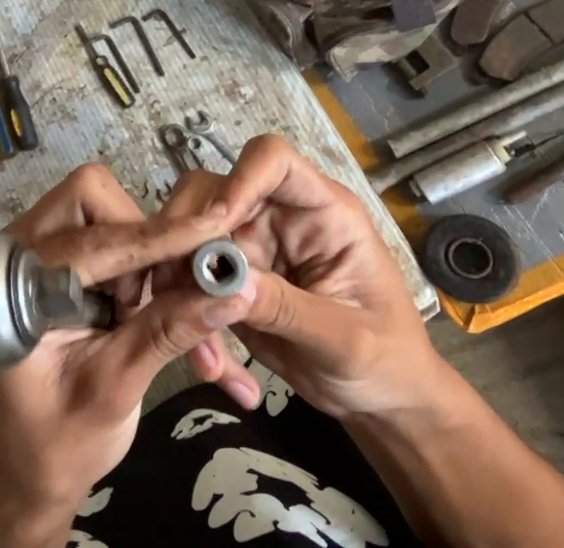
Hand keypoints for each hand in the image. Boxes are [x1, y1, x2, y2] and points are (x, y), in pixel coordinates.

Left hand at [0, 163, 259, 513]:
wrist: (35, 464)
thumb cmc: (61, 438)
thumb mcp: (116, 389)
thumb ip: (168, 333)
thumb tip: (234, 291)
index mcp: (12, 288)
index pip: (91, 244)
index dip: (157, 240)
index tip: (213, 231)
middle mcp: (16, 253)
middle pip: (90, 198)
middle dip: (141, 236)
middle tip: (162, 294)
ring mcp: (34, 249)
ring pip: (104, 209)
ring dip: (143, 252)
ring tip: (149, 313)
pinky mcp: (56, 256)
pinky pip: (107, 230)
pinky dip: (138, 260)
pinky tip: (146, 305)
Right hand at [159, 134, 443, 416]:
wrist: (381, 402)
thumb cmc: (387, 361)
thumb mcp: (347, 342)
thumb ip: (289, 308)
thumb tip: (227, 282)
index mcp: (321, 213)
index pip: (273, 161)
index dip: (239, 179)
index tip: (215, 227)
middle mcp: (277, 219)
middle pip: (210, 193)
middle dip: (186, 239)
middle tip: (176, 292)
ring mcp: (249, 249)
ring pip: (186, 240)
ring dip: (180, 291)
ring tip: (205, 355)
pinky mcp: (228, 283)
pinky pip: (187, 286)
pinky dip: (187, 321)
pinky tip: (212, 365)